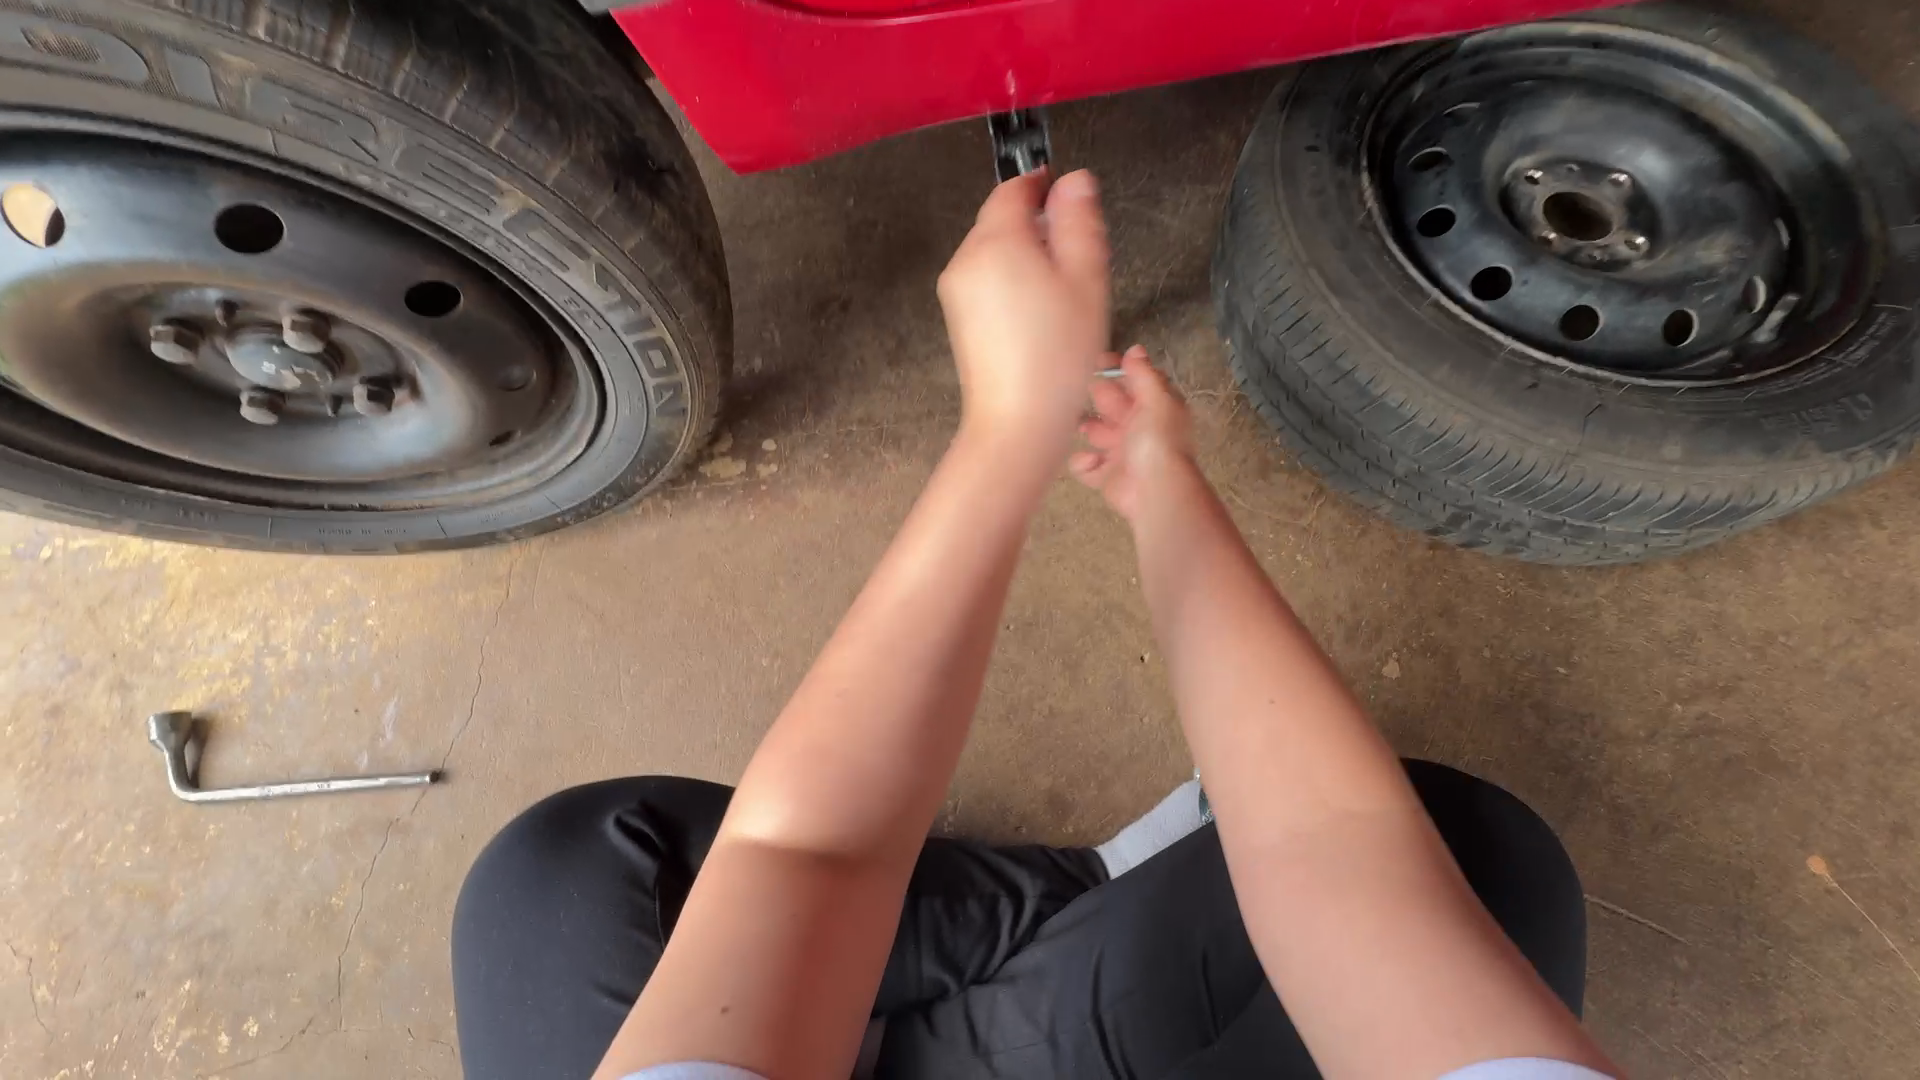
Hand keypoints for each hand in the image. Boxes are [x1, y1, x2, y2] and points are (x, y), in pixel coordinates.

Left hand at [938, 168, 1110, 457]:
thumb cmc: (1056, 357)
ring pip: (994, 253)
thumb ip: (1079, 221)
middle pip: (1001, 221)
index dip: (1043, 187)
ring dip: (1025, 258)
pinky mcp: (958, 320)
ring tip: (1060, 296)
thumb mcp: (1086, 279)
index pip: (1014, 189)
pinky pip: (986, 284)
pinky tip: (1038, 318)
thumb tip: (1075, 182)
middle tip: (1075, 260)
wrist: (1017, 422)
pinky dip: (1011, 286)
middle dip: (1037, 228)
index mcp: (996, 241)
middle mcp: (966, 260)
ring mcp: (957, 292)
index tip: (1069, 200)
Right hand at [1070, 346, 1196, 521]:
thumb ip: (1143, 374)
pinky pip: (1086, 465)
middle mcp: (1137, 428)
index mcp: (1154, 408)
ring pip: (1095, 433)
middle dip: (1097, 396)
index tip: (1095, 359)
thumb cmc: (1157, 440)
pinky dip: (1083, 463)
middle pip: (1111, 404)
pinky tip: (1091, 461)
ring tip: (1081, 426)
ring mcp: (1120, 453)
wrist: (1154, 490)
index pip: (1134, 382)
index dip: (1116, 370)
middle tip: (1080, 388)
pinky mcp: (1105, 476)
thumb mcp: (1156, 399)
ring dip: (1086, 427)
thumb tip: (1135, 349)